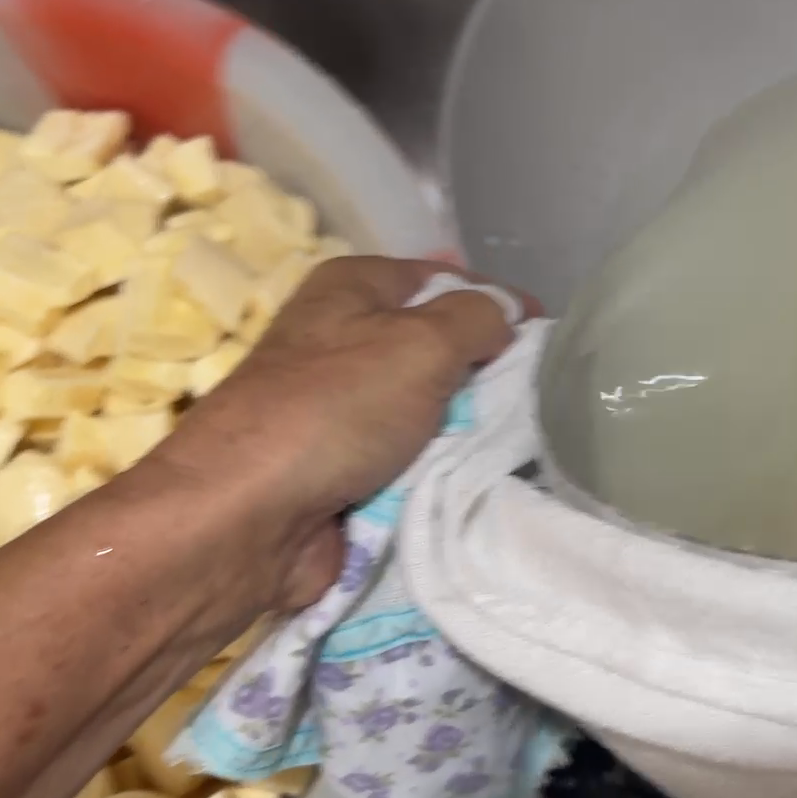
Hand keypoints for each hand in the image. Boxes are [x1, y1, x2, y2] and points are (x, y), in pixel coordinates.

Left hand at [143, 256, 536, 611]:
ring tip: (514, 431)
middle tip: (533, 389)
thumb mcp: (423, 343)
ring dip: (470, 416)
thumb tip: (508, 317)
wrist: (249, 518)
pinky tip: (475, 465)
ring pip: (434, 397)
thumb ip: (479, 316)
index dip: (500, 300)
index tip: (547, 334)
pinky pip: (416, 443)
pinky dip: (444, 453)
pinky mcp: (347, 453)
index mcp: (354, 287)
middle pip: (442, 340)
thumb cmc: (337, 409)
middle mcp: (346, 335)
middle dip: (488, 365)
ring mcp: (345, 399)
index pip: (448, 279)